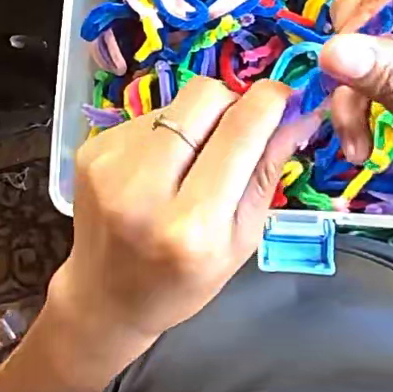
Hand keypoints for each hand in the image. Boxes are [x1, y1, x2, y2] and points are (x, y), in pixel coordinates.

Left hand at [51, 78, 314, 351]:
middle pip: (203, 96)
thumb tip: (301, 113)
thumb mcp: (241, 241)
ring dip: (196, 121)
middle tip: (237, 132)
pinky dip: (166, 133)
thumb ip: (268, 171)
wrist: (103, 296)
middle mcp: (143, 187)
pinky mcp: (91, 149)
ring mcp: (110, 163)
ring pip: (175, 103)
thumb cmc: (183, 281)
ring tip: (191, 162)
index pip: (239, 132)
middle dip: (231, 103)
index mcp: (192, 224)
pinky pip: (147, 117)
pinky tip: (161, 169)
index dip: (269, 101)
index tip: (285, 95)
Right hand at [318, 0, 392, 249]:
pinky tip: (359, 133)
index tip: (345, 54)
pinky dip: (354, 95)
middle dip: (354, 37)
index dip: (371, 3)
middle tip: (344, 87)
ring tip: (353, 132)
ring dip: (350, 78)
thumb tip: (332, 50)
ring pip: (368, 27)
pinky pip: (369, 60)